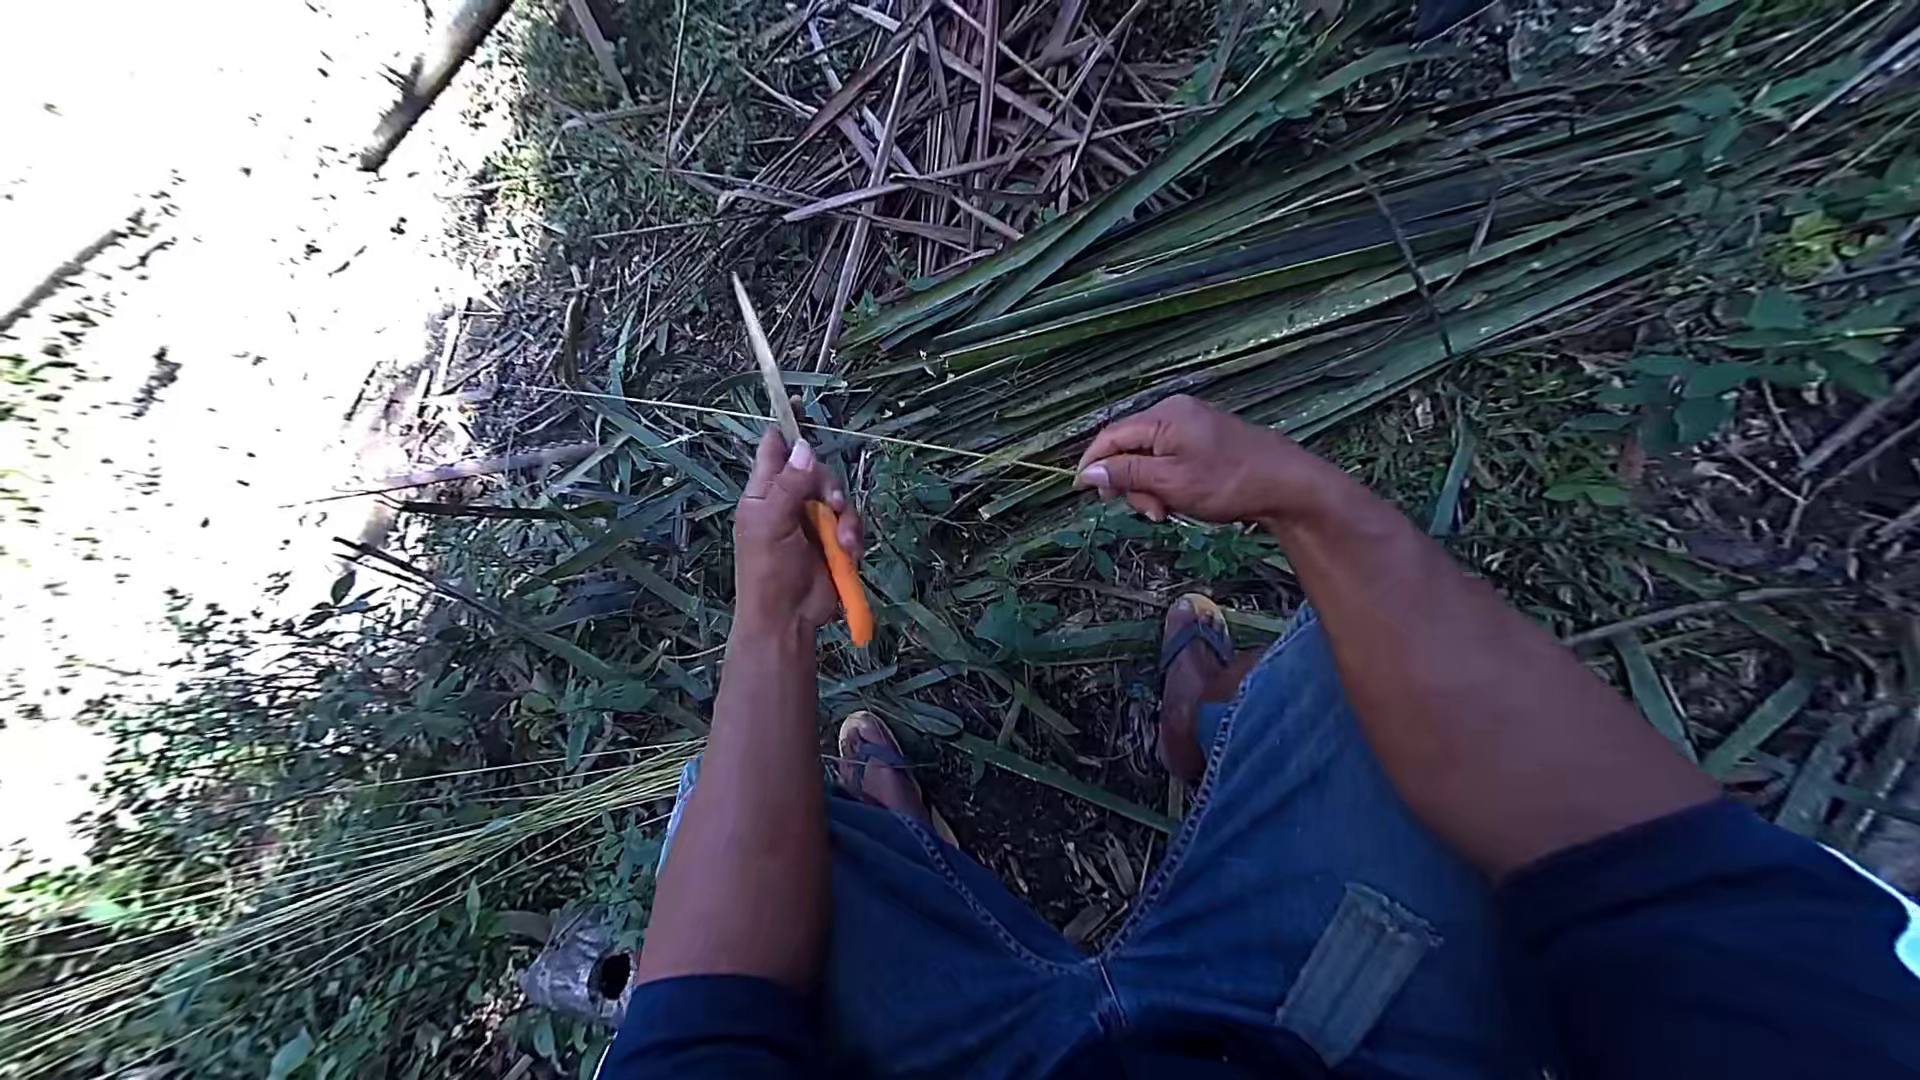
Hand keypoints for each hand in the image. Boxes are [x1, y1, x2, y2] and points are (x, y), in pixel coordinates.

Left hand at [733, 430, 862, 637]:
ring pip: (841, 498)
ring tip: (842, 542)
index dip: (787, 427)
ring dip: (846, 519)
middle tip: (830, 505)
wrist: (788, 619)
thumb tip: (803, 446)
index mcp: (765, 494)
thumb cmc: (767, 573)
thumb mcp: (771, 525)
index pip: (774, 450)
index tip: (799, 402)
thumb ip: (789, 485)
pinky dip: (854, 537)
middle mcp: (791, 503)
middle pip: (817, 471)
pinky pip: (854, 525)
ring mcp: (815, 523)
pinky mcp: (837, 542)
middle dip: (828, 486)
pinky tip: (848, 554)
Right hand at [1074, 395, 1351, 524]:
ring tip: (1167, 512)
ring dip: (1149, 488)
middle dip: (1130, 483)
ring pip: (1149, 458)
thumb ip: (1126, 475)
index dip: (1093, 463)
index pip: (1111, 436)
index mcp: (1164, 416)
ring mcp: (1191, 425)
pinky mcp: (1203, 439)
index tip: (1081, 490)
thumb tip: (1088, 472)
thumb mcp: (1170, 482)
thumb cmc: (1227, 482)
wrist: (1289, 486)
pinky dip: (1166, 483)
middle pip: (1129, 448)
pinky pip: (1169, 459)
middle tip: (1147, 512)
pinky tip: (1179, 501)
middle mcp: (1174, 413)